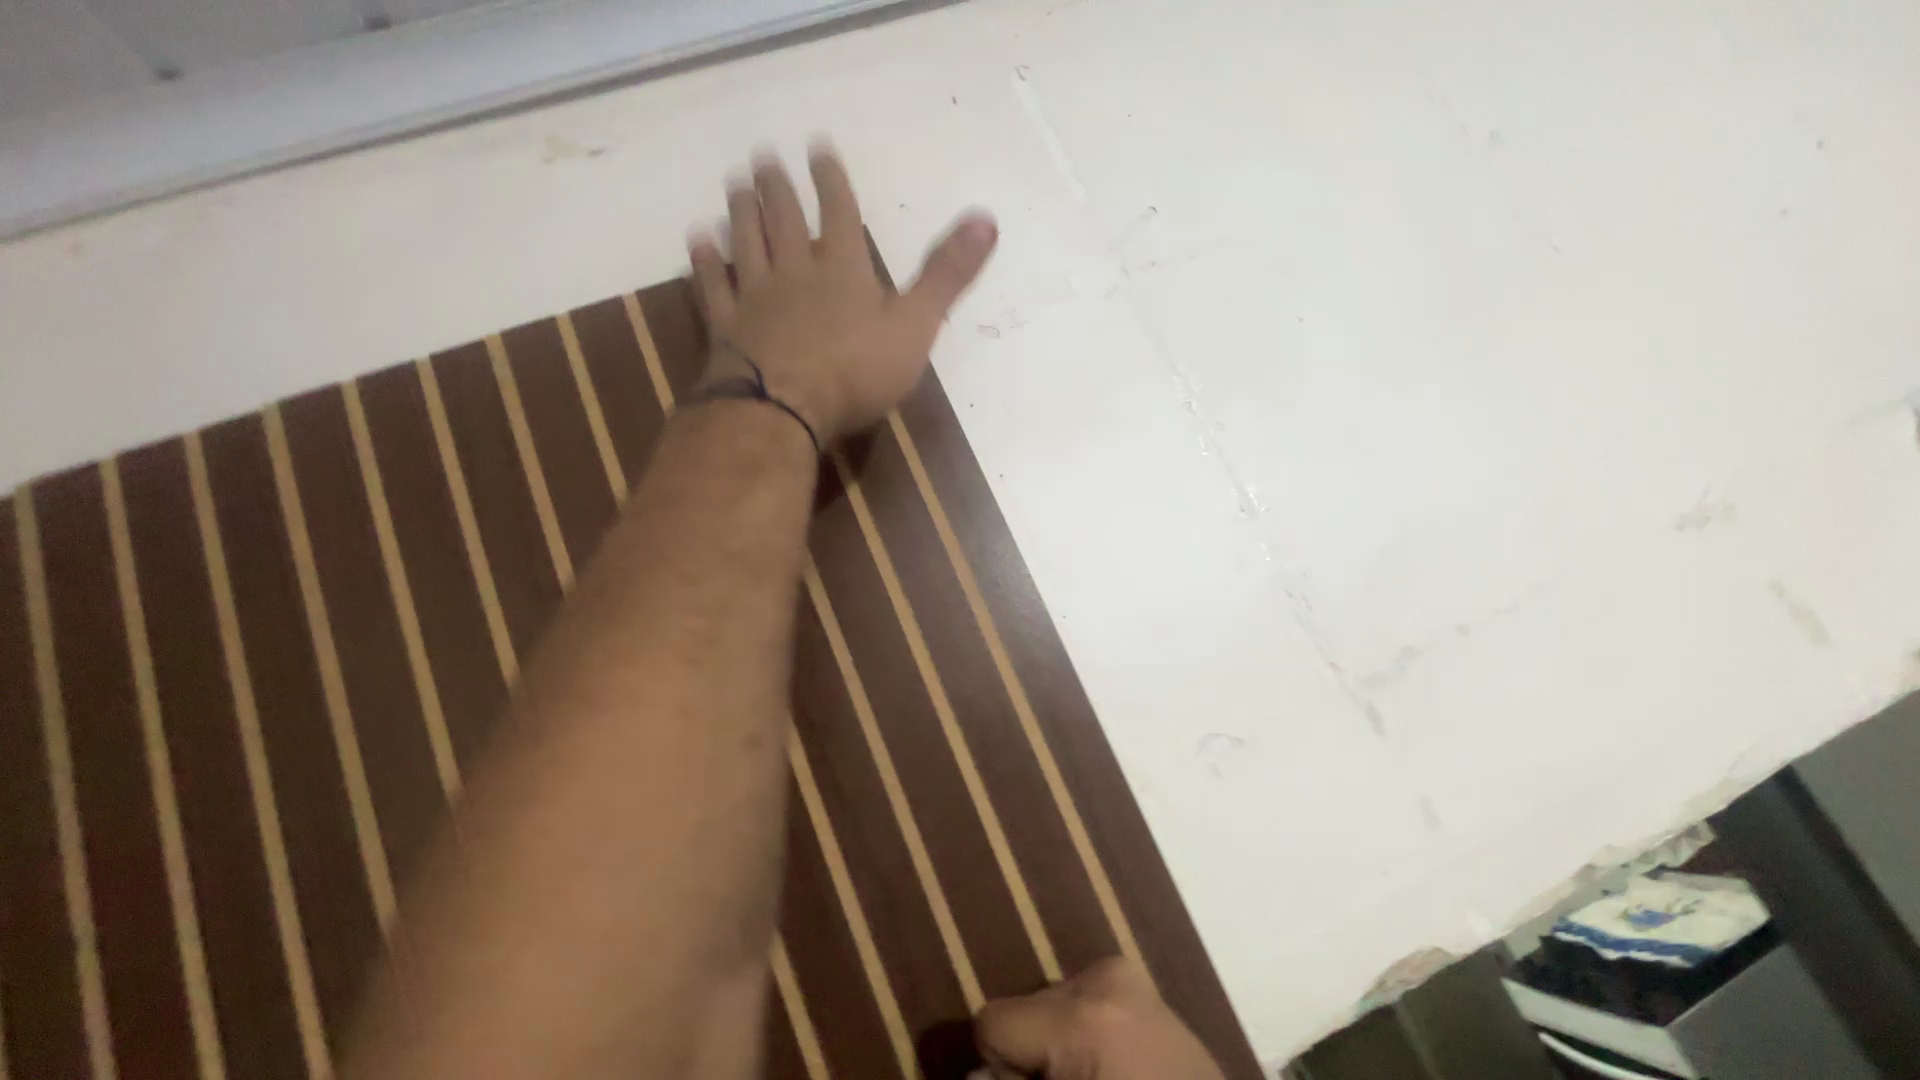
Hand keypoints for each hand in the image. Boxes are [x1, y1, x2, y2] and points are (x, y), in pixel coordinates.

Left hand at [688, 146, 998, 444]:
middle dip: (777, 187)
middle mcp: (795, 272)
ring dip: (741, 212)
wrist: (782, 410)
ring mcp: (755, 299)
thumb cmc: (856, 372)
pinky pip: (712, 286)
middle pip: (783, 220)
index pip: (838, 212)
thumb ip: (946, 275)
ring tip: (735, 184)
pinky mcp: (726, 328)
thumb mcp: (916, 325)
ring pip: (745, 243)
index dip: (830, 180)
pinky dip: (703, 261)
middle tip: (763, 157)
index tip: (817, 148)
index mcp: (843, 269)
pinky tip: (696, 240)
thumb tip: (987, 219)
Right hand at [974, 958, 1225, 1079]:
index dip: (1002, 1068)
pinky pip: (1094, 1005)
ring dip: (1061, 1044)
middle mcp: (1109, 980)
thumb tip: (979, 1073)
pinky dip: (1089, 1037)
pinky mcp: (1154, 993)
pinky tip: (1114, 1069)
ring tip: (1097, 1076)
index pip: (993, 1020)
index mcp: (1084, 1016)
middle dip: (1035, 1054)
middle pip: (1029, 1008)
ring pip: (1060, 1005)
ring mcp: (1137, 982)